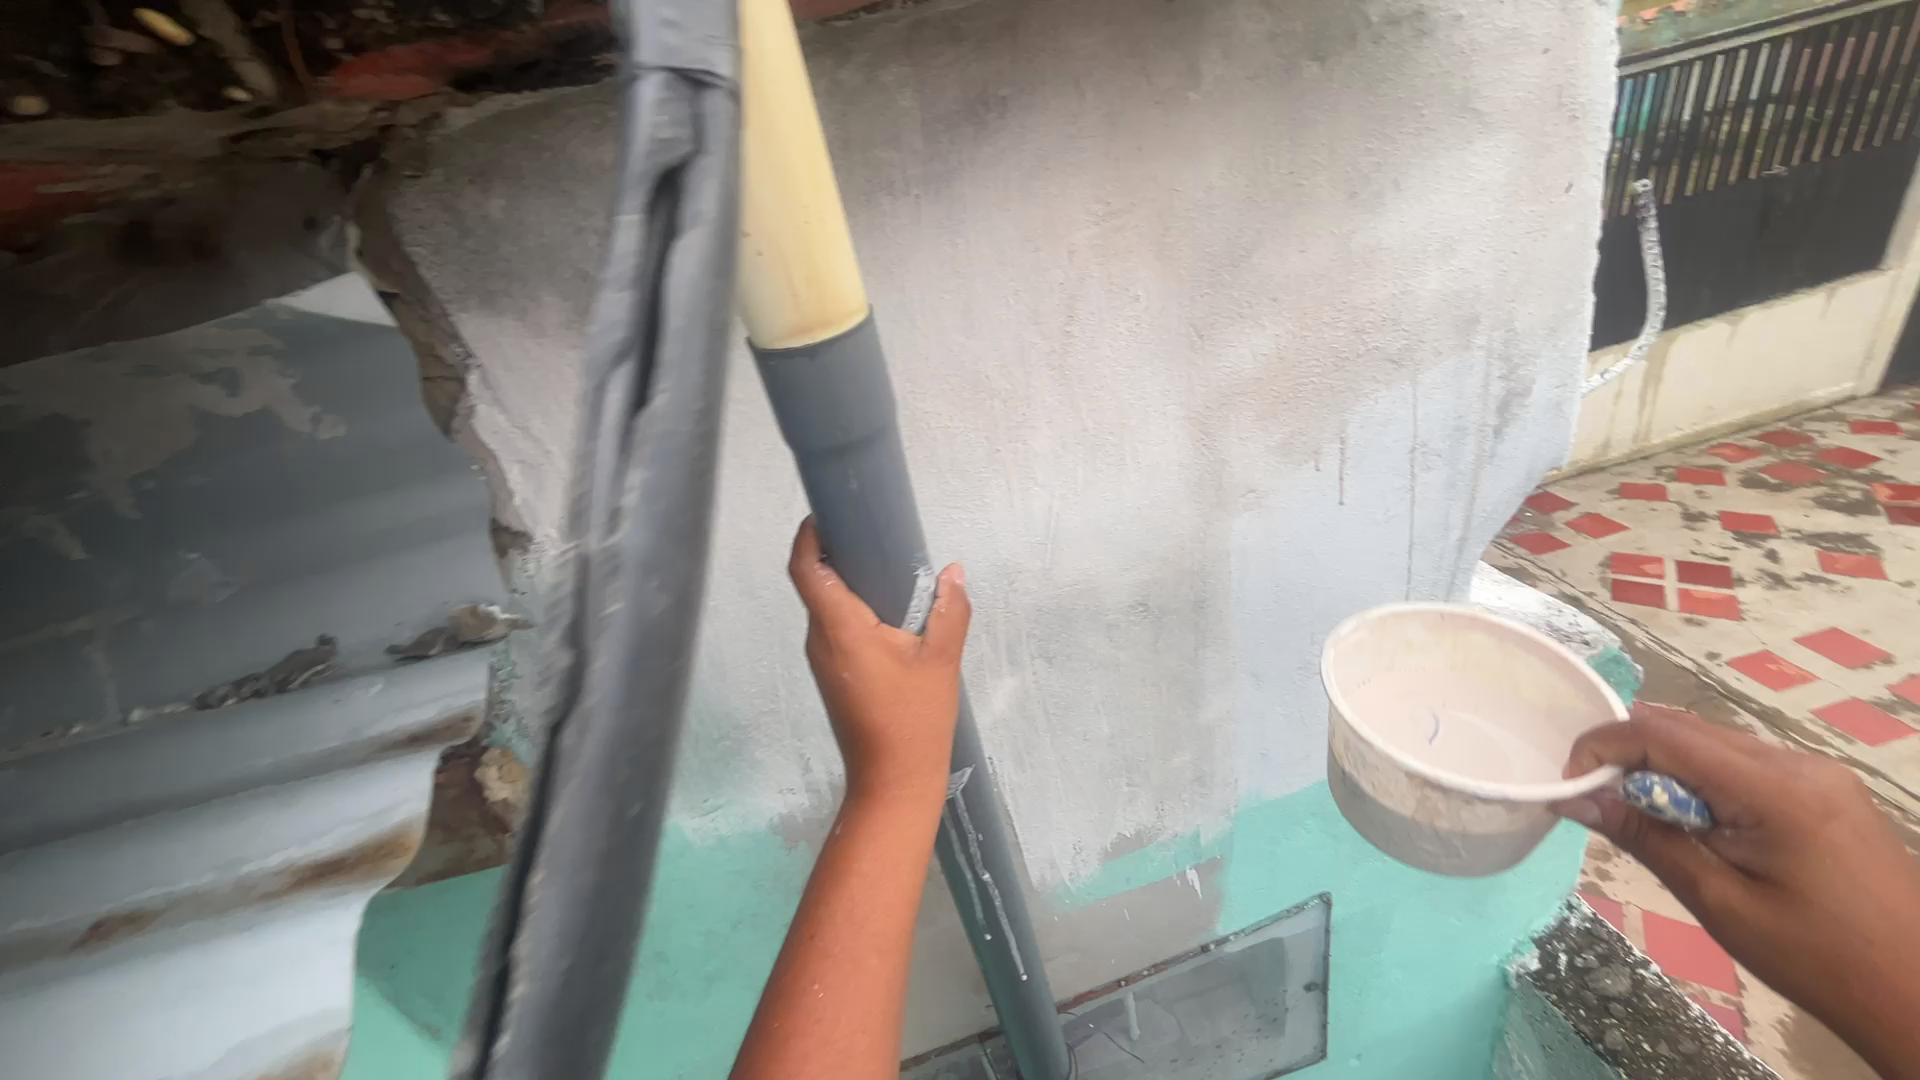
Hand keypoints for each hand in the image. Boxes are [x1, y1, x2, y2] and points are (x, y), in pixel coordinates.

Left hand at [787, 518, 969, 804]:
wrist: (893, 782)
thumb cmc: (914, 719)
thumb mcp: (941, 660)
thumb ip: (949, 611)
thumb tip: (954, 572)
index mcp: (839, 627)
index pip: (805, 568)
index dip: (808, 534)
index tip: (829, 513)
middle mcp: (820, 639)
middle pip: (814, 582)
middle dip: (836, 552)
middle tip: (875, 533)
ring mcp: (822, 660)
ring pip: (825, 607)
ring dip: (847, 582)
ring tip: (888, 567)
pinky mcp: (832, 675)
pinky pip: (835, 628)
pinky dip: (853, 608)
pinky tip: (888, 611)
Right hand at [1556, 705, 1919, 1078]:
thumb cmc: (1820, 958)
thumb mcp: (1717, 899)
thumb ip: (1644, 835)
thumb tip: (1572, 796)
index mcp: (1775, 788)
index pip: (1659, 734)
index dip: (1600, 747)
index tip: (1570, 784)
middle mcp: (1798, 765)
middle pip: (1680, 728)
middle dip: (1623, 753)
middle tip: (1593, 796)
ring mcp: (1815, 775)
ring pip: (1703, 741)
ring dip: (1655, 765)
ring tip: (1635, 811)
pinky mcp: (1819, 791)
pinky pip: (1732, 761)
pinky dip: (1690, 776)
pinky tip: (1684, 815)